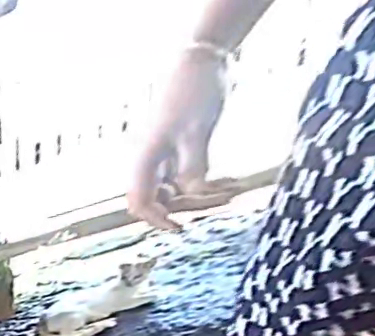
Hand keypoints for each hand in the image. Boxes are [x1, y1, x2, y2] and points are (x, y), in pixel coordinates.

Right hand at [129, 49, 227, 231]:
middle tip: (226, 201)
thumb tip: (194, 194)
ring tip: (233, 189)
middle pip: (160, 199)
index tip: (180, 228)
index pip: (142, 204)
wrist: (196, 68)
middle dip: (190, 204)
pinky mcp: (176, 152)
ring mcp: (161, 160)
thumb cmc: (192, 97)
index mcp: (142, 165)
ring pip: (175, 190)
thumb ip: (194, 165)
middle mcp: (147, 167)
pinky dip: (205, 181)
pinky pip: (185, 176)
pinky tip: (227, 179)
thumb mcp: (197, 131)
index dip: (157, 219)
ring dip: (201, 193)